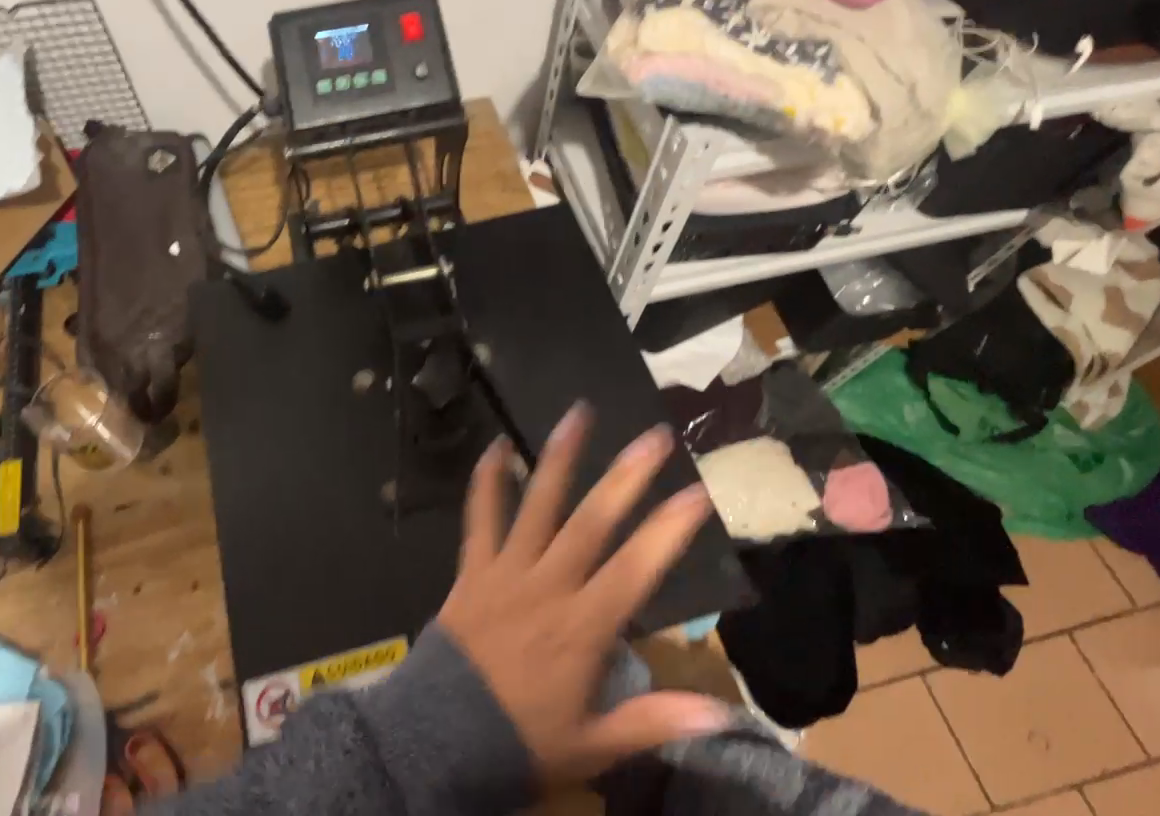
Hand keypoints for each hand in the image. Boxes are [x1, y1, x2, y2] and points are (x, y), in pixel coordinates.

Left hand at [437, 403, 729, 784]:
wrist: (438, 737)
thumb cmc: (520, 740)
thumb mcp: (592, 745)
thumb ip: (653, 721)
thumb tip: (721, 715)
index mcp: (582, 627)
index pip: (635, 569)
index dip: (668, 531)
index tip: (698, 493)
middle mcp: (547, 586)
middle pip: (591, 522)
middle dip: (625, 477)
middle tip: (653, 436)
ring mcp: (506, 571)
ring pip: (537, 506)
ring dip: (559, 458)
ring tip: (578, 414)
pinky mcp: (473, 568)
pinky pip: (479, 517)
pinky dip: (487, 481)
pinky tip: (495, 447)